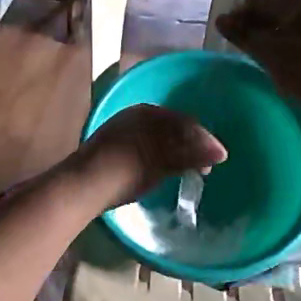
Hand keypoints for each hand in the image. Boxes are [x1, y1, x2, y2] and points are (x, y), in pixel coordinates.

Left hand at [69, 104, 226, 207]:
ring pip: (159, 137)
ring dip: (176, 151)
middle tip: (204, 166)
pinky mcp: (112, 149)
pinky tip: (163, 170)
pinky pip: (147, 146)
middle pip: (172, 127)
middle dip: (191, 144)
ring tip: (187, 170)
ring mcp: (121, 131)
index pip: (184, 121)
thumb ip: (189, 154)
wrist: (80, 187)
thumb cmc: (122, 172)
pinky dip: (161, 156)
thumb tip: (220, 151)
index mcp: (146, 113)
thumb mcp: (160, 163)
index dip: (204, 139)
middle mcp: (134, 116)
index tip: (217, 159)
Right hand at [215, 0, 300, 120]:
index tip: (231, 32)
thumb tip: (220, 19)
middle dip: (259, 8)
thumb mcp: (271, 56)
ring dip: (276, 15)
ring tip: (264, 41)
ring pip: (298, 2)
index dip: (241, 10)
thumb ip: (244, 35)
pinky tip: (288, 46)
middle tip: (245, 33)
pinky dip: (294, 22)